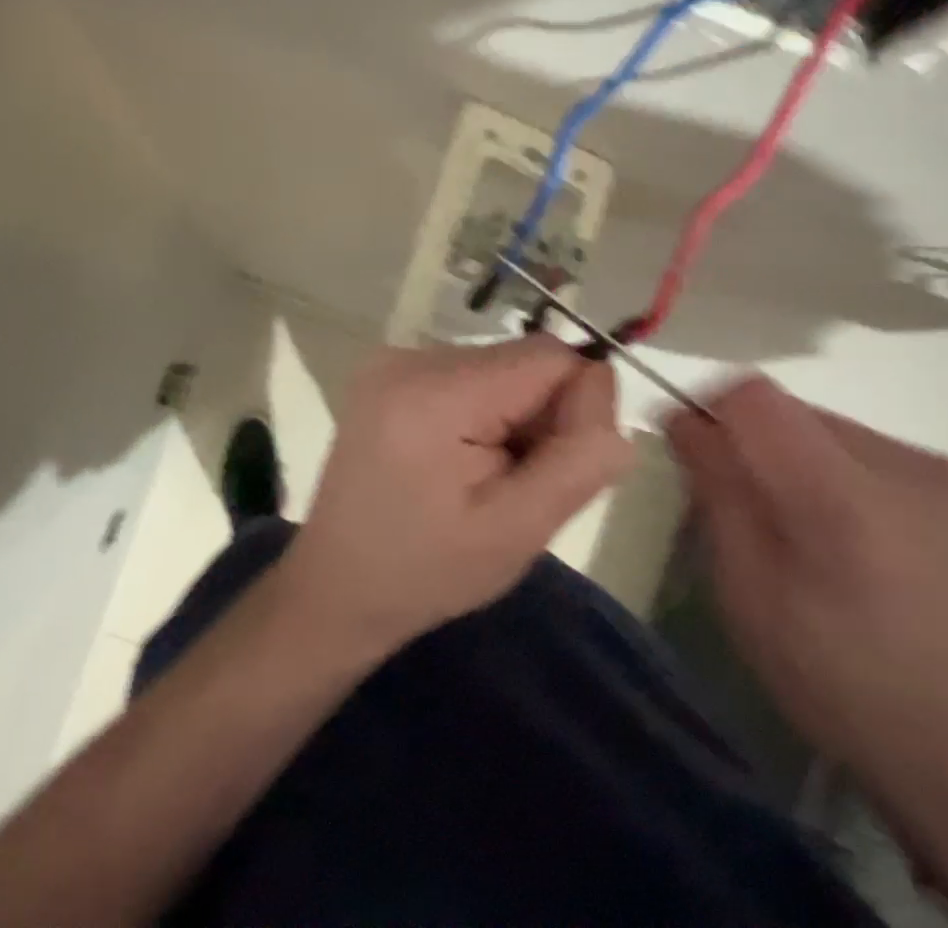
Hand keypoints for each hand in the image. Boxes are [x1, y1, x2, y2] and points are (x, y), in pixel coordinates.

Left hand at [275, 336, 632, 652]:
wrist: (336, 589)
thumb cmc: (426, 573)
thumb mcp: (516, 531)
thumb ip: (577, 460)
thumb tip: (610, 392)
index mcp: (434, 392)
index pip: (550, 357)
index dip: (575, 410)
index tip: (551, 471)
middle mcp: (407, 358)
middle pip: (523, 361)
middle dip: (540, 419)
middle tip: (510, 489)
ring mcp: (389, 364)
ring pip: (499, 371)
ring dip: (511, 422)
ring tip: (477, 483)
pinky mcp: (385, 379)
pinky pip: (467, 380)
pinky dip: (480, 418)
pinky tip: (454, 468)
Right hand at [665, 379, 947, 835]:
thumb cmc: (848, 693)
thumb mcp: (751, 602)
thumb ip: (720, 502)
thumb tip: (691, 428)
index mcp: (842, 498)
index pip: (755, 398)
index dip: (710, 410)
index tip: (693, 450)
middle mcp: (913, 467)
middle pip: (804, 414)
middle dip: (763, 449)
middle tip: (757, 520)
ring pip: (853, 440)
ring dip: (817, 472)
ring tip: (826, 549)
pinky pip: (902, 467)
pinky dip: (867, 491)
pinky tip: (883, 560)